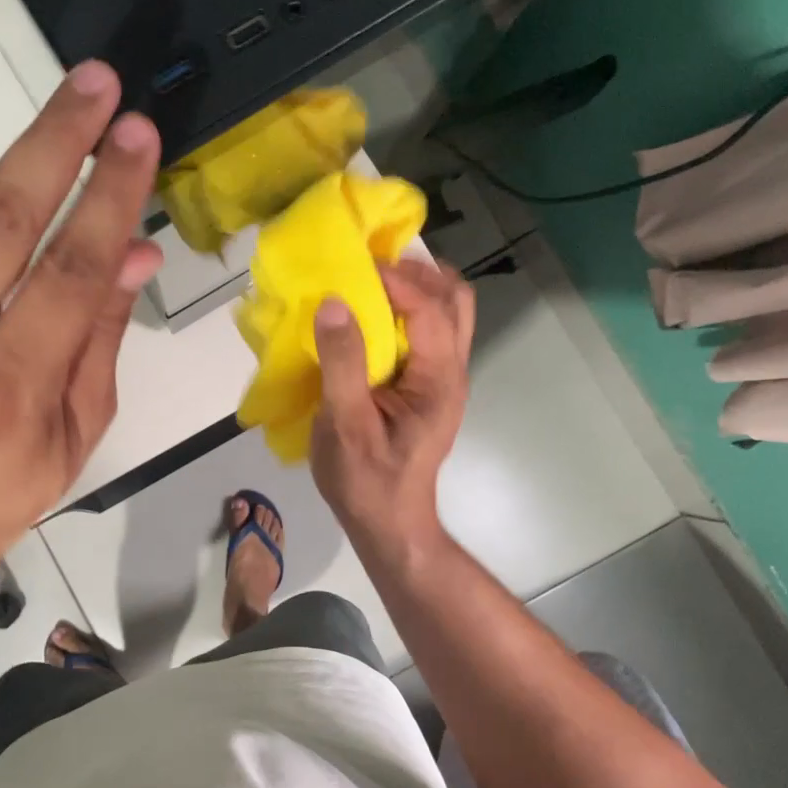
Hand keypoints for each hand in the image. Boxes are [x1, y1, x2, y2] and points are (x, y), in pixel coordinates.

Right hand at [309, 258, 474, 558]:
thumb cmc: (366, 479)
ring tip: (371, 280)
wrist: (388, 524)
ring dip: (416, 289)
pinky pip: (428, 333)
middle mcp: (451, 372)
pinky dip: (407, 311)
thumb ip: (342, 362)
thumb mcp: (346, 424)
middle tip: (372, 263)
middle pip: (455, 300)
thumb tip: (332, 303)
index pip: (430, 309)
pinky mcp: (427, 388)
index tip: (356, 267)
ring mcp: (442, 380)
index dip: (397, 280)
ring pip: (447, 314)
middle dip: (419, 273)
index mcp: (439, 379)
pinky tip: (370, 317)